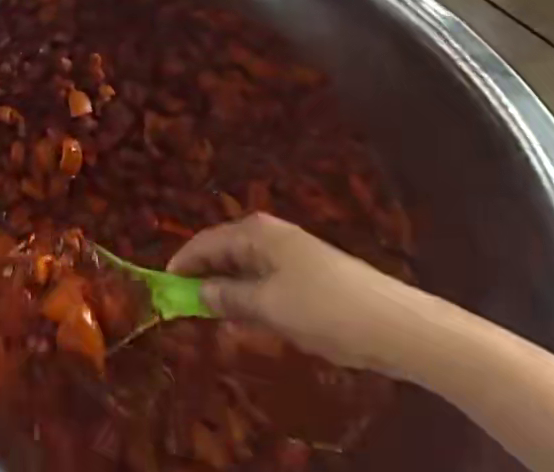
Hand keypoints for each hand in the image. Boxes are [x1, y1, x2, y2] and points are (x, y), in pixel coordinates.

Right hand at [168, 213, 446, 379]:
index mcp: (256, 232)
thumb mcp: (269, 306)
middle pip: (225, 251)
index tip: (162, 284)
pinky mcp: (307, 275)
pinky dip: (251, 298)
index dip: (183, 261)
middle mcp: (270, 235)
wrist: (391, 321)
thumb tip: (200, 290)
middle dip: (204, 275)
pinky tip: (250, 321)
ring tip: (212, 316)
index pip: (207, 241)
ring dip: (228, 290)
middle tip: (184, 306)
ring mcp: (290, 254)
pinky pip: (266, 282)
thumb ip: (230, 297)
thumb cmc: (323, 307)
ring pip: (246, 268)